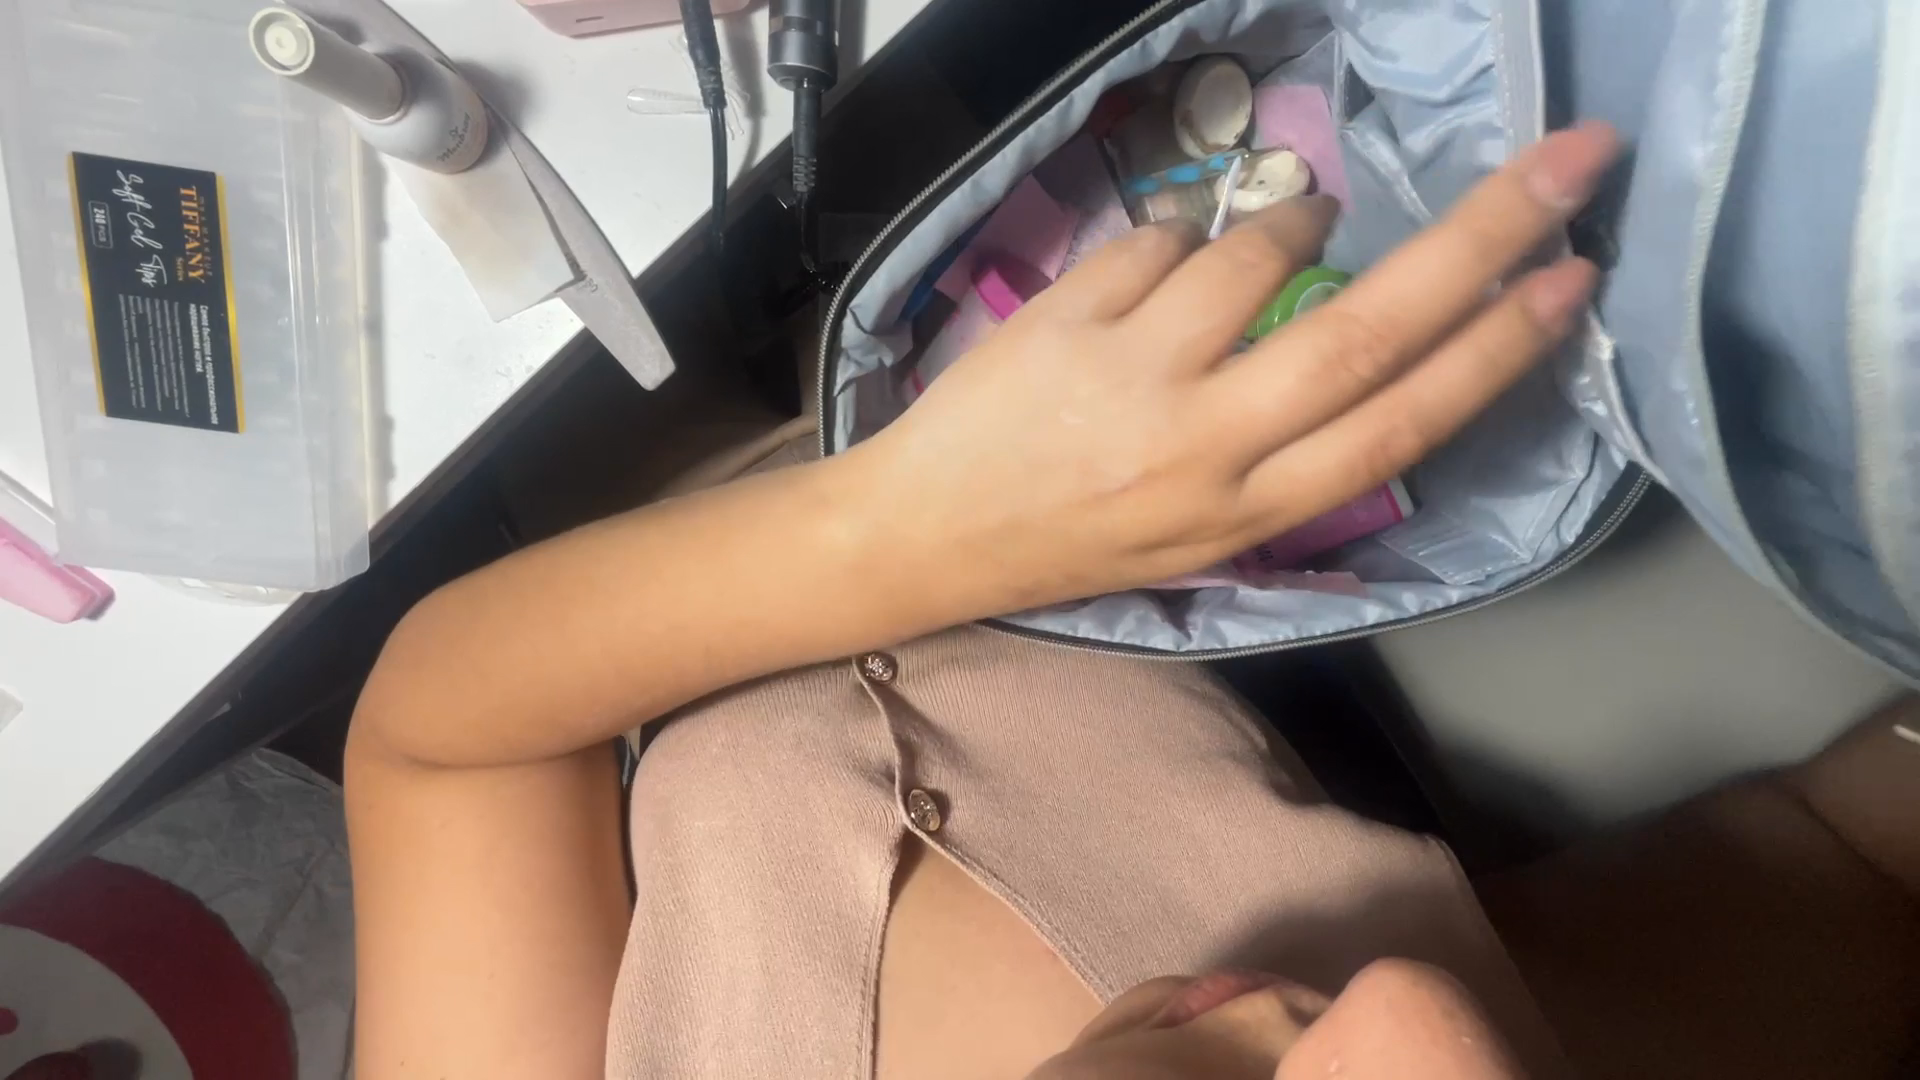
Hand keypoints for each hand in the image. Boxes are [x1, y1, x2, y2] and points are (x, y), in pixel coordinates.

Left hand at [841, 122, 1618, 618]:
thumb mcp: (1184, 540)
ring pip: (1255, 258)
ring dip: (1289, 225)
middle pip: (1365, 329)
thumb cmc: (1061, 544)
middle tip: (1566, 160)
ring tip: (1285, 231)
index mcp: (1239, 512)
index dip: (1495, 350)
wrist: (930, 533)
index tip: (1571, 277)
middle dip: (1480, 239)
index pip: (1396, 425)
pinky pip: (1158, 242)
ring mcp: (1131, 375)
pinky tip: (1162, 270)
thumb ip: (1268, 461)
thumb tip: (1348, 350)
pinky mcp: (1067, 322)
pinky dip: (1180, 238)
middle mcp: (1201, 443)